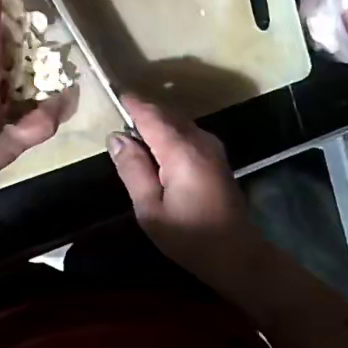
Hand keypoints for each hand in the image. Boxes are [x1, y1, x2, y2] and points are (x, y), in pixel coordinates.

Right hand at [107, 95, 257, 274]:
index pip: (151, 115)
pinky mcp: (217, 156)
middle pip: (166, 114)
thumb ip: (132, 169)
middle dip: (142, 112)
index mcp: (181, 151)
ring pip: (178, 122)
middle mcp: (200, 140)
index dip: (131, 103)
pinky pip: (188, 133)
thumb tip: (116, 137)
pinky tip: (156, 149)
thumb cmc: (188, 237)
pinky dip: (169, 133)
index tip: (112, 93)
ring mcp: (212, 147)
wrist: (236, 254)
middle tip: (116, 116)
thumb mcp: (150, 209)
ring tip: (131, 133)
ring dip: (156, 122)